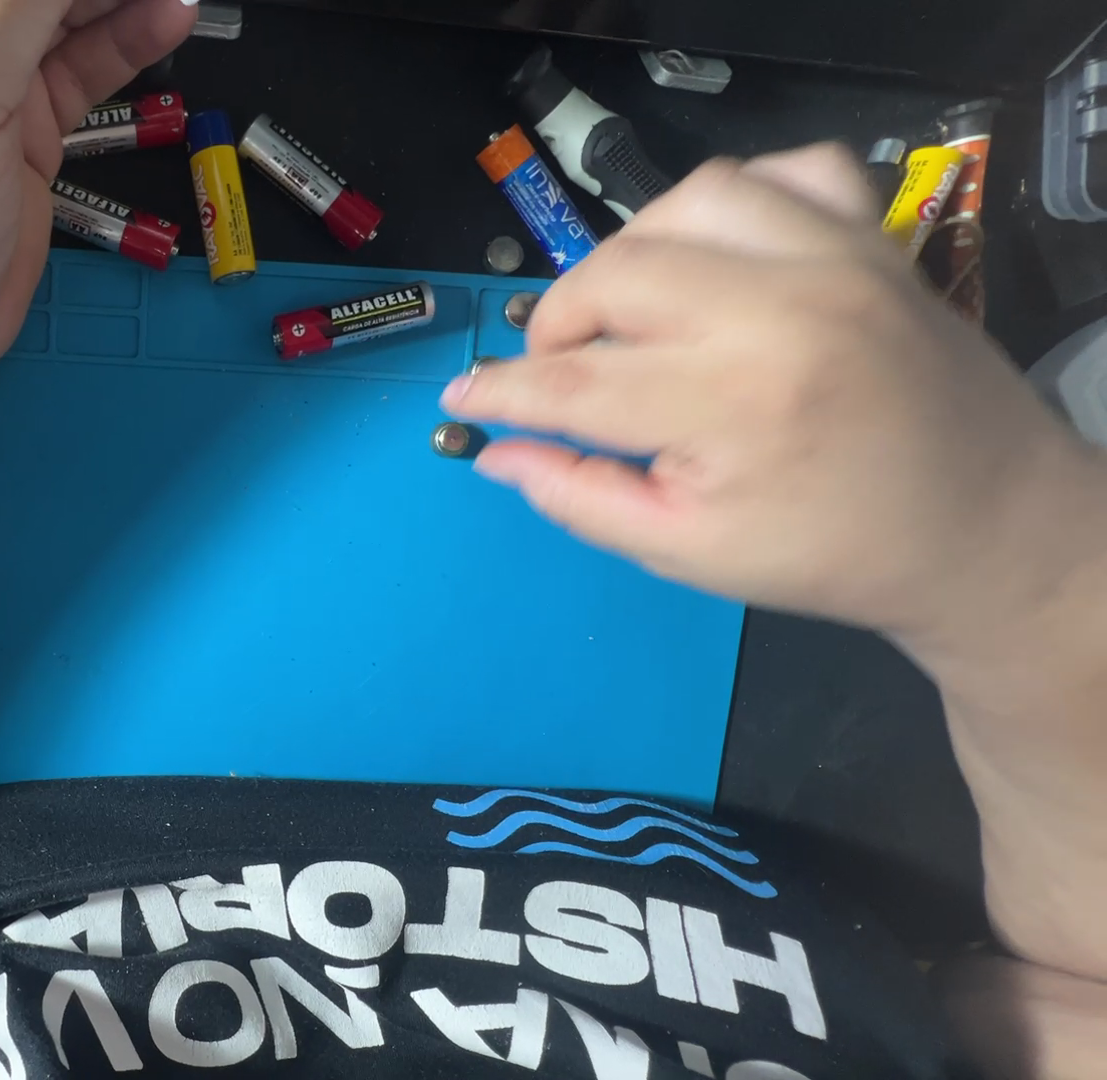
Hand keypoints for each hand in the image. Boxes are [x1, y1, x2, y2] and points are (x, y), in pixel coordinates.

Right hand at [442, 145, 1106, 642]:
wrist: (988, 528)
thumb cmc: (822, 552)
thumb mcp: (677, 549)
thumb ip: (573, 496)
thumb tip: (496, 454)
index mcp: (731, 403)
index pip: (570, 382)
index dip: (497, 392)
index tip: (460, 398)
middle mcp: (781, 310)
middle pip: (611, 276)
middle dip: (552, 324)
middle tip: (551, 370)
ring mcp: (837, 261)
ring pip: (684, 205)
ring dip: (624, 257)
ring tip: (620, 313)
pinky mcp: (871, 242)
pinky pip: (781, 175)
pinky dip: (719, 208)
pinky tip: (703, 261)